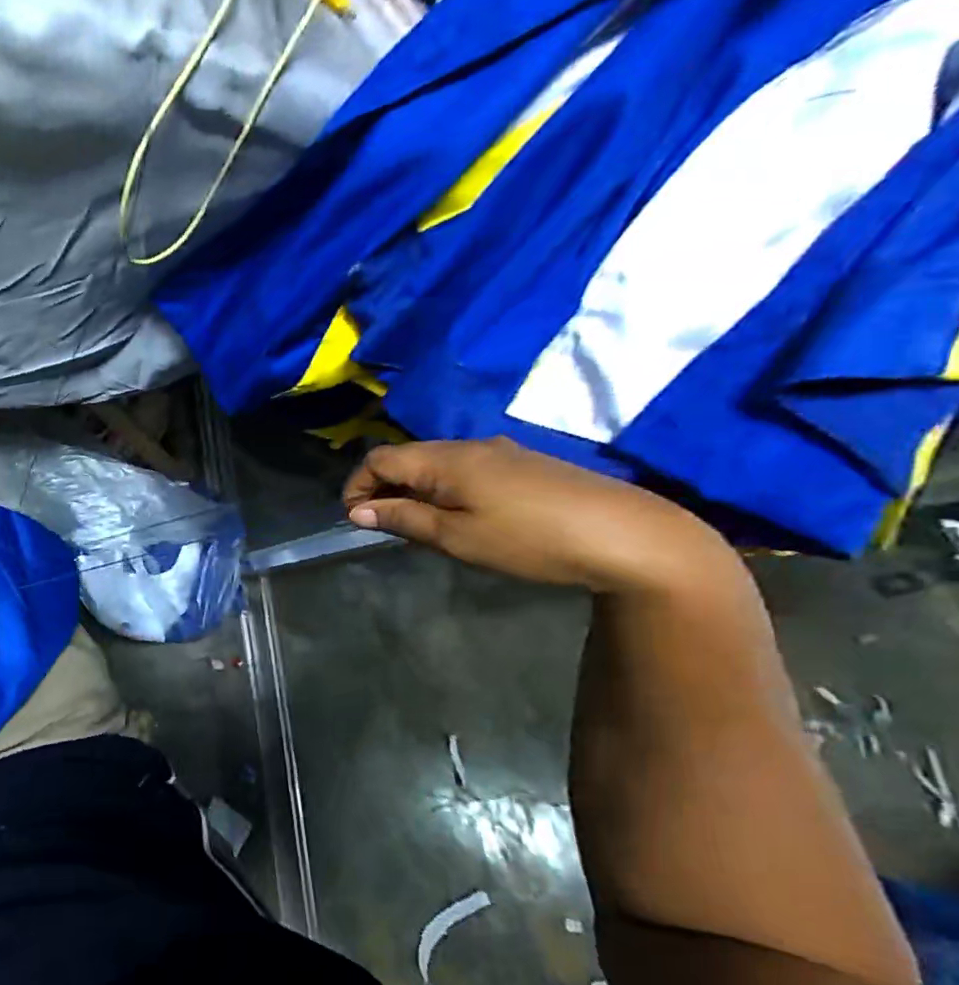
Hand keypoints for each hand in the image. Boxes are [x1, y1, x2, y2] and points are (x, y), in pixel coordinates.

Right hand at [341, 438, 738, 595]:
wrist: (630, 536)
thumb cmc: (530, 539)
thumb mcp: (457, 537)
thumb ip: (404, 519)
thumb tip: (359, 510)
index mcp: (446, 459)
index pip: (380, 458)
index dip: (357, 485)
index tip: (354, 519)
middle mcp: (470, 445)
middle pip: (407, 456)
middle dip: (382, 486)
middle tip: (381, 524)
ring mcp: (502, 452)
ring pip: (437, 461)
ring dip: (414, 487)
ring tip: (418, 523)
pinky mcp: (526, 464)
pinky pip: (465, 467)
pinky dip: (444, 487)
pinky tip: (460, 514)